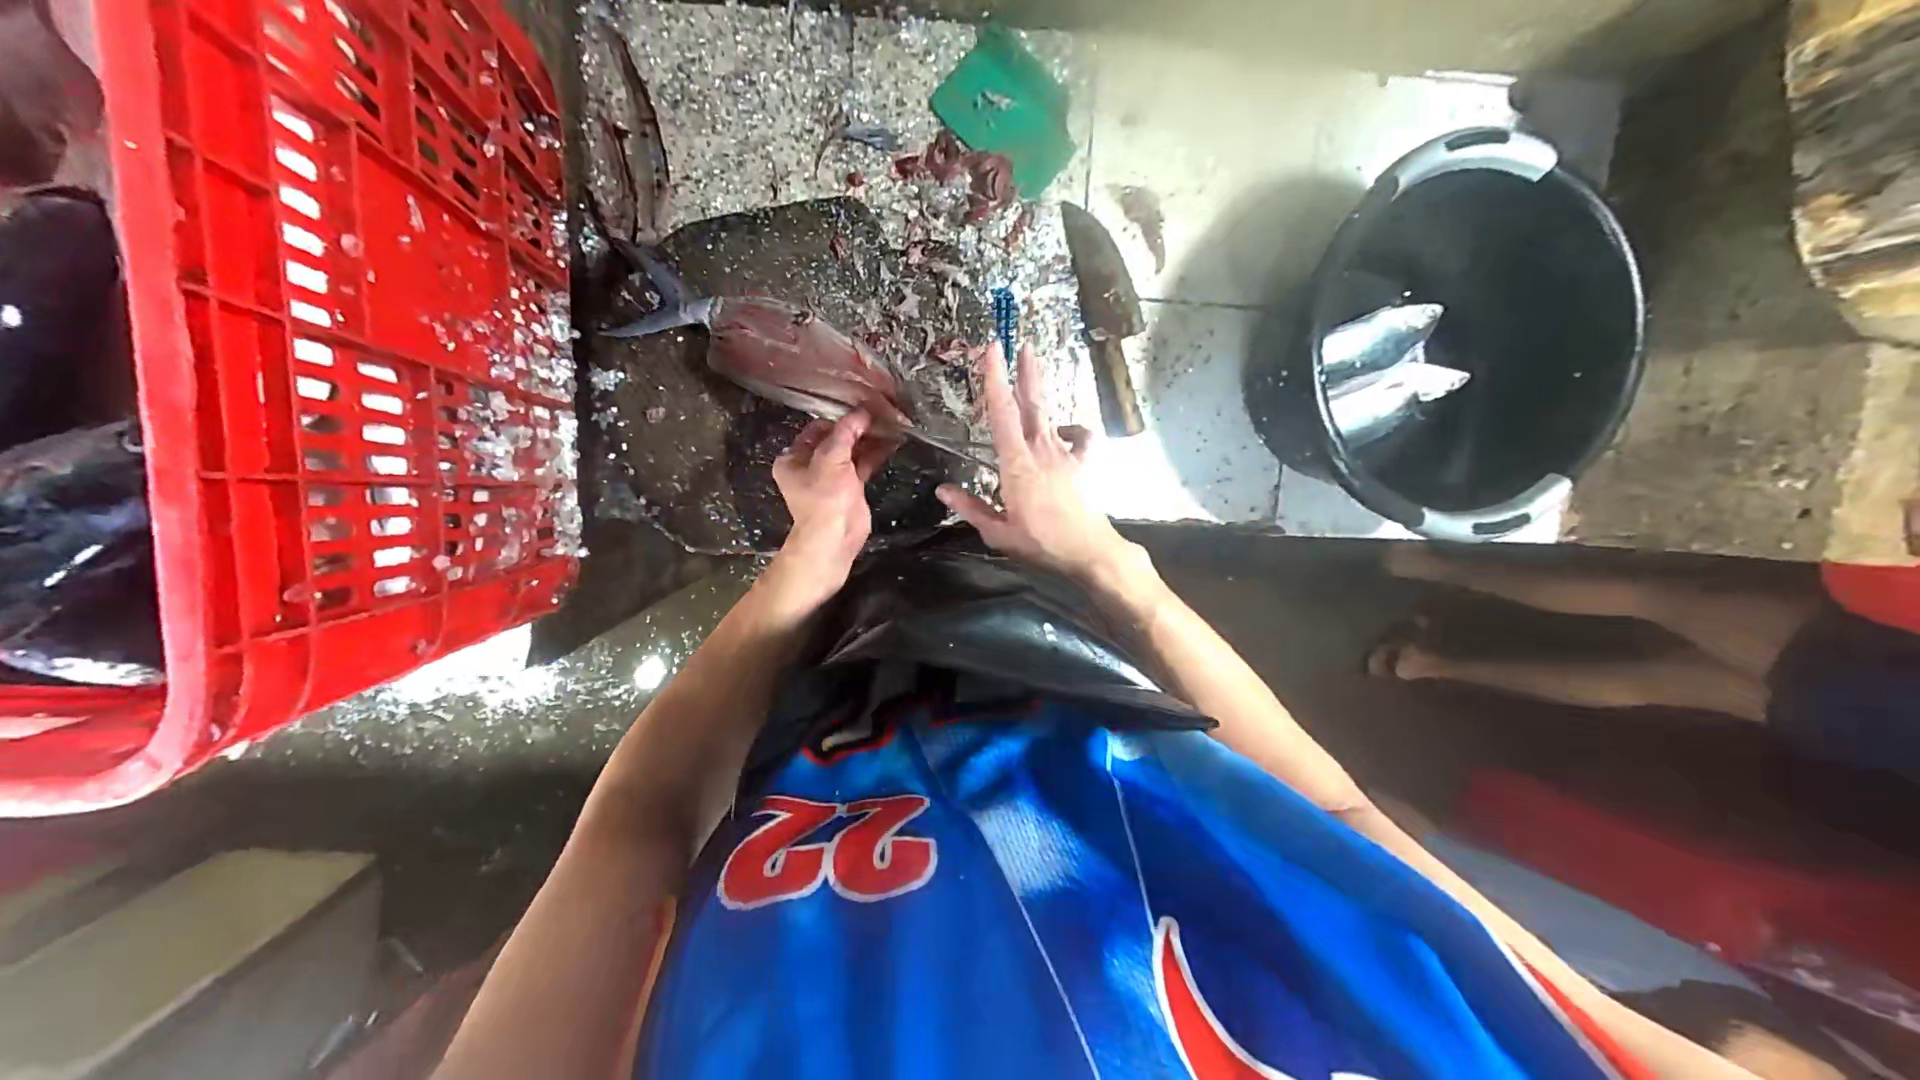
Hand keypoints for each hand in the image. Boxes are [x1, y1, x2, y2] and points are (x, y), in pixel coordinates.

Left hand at [765, 411, 894, 609]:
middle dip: (859, 428)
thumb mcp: (831, 458)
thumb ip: (846, 432)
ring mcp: (832, 477)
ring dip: (871, 439)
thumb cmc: (824, 498)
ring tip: (893, 425)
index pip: (818, 428)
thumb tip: (862, 412)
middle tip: (883, 415)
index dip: (841, 418)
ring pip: (853, 451)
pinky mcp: (850, 487)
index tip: (864, 408)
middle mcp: (810, 465)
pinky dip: (876, 453)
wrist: (834, 539)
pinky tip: (893, 442)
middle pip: (838, 438)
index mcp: (794, 457)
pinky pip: (863, 464)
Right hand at [937, 343, 1142, 585]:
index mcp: (1016, 464)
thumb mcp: (998, 532)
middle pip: (1031, 403)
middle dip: (1024, 371)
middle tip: (1019, 344)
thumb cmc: (1041, 543)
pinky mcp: (1081, 464)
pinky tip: (1065, 429)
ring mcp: (1065, 455)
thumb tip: (943, 491)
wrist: (1089, 551)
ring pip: (1050, 414)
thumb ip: (970, 508)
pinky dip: (1074, 429)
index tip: (991, 350)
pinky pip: (1080, 438)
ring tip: (1034, 366)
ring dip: (1041, 389)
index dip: (995, 379)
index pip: (1002, 414)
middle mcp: (1041, 450)